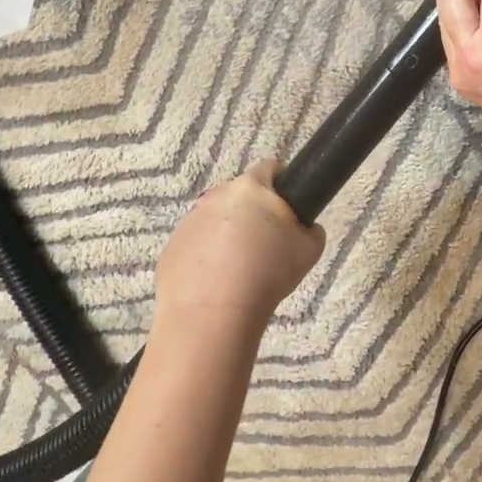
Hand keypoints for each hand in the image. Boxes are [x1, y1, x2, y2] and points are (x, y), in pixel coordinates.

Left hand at [155, 160, 324, 323]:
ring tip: (239, 269)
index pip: (269, 168)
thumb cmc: (267, 273)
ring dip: (228, 234)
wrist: (214, 313)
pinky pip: (195, 245)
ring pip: (215, 220)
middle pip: (239, 195)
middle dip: (253, 212)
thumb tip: (299, 228)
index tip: (288, 208)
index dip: (282, 184)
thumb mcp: (310, 248)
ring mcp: (188, 221)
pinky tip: (217, 282)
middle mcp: (215, 196)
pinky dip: (206, 257)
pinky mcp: (171, 248)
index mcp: (250, 188)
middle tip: (266, 243)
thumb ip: (309, 228)